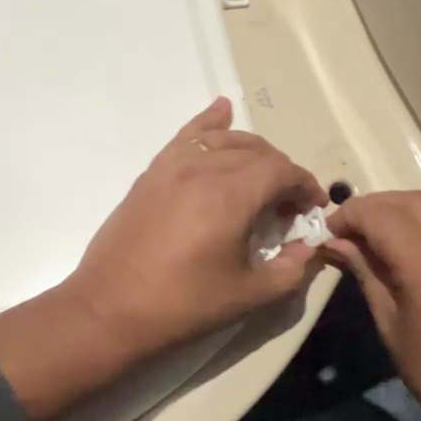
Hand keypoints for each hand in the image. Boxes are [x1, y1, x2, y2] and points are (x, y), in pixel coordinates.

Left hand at [0, 98, 326, 420]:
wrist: (109, 309)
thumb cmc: (182, 306)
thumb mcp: (248, 295)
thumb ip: (290, 270)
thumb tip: (309, 248)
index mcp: (230, 195)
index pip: (282, 171)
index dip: (305, 187)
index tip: (311, 211)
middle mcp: (202, 169)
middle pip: (257, 152)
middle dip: (281, 174)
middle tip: (286, 208)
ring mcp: (172, 167)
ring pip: (223, 139)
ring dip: (252, 152)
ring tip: (261, 177)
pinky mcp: (150, 175)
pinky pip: (185, 136)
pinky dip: (208, 123)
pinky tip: (221, 111)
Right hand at [322, 192, 420, 420]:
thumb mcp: (390, 327)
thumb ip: (366, 274)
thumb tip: (336, 243)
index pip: (383, 217)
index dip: (351, 214)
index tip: (330, 228)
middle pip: (413, 202)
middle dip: (375, 206)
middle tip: (349, 228)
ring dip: (403, 221)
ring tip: (378, 245)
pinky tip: (418, 268)